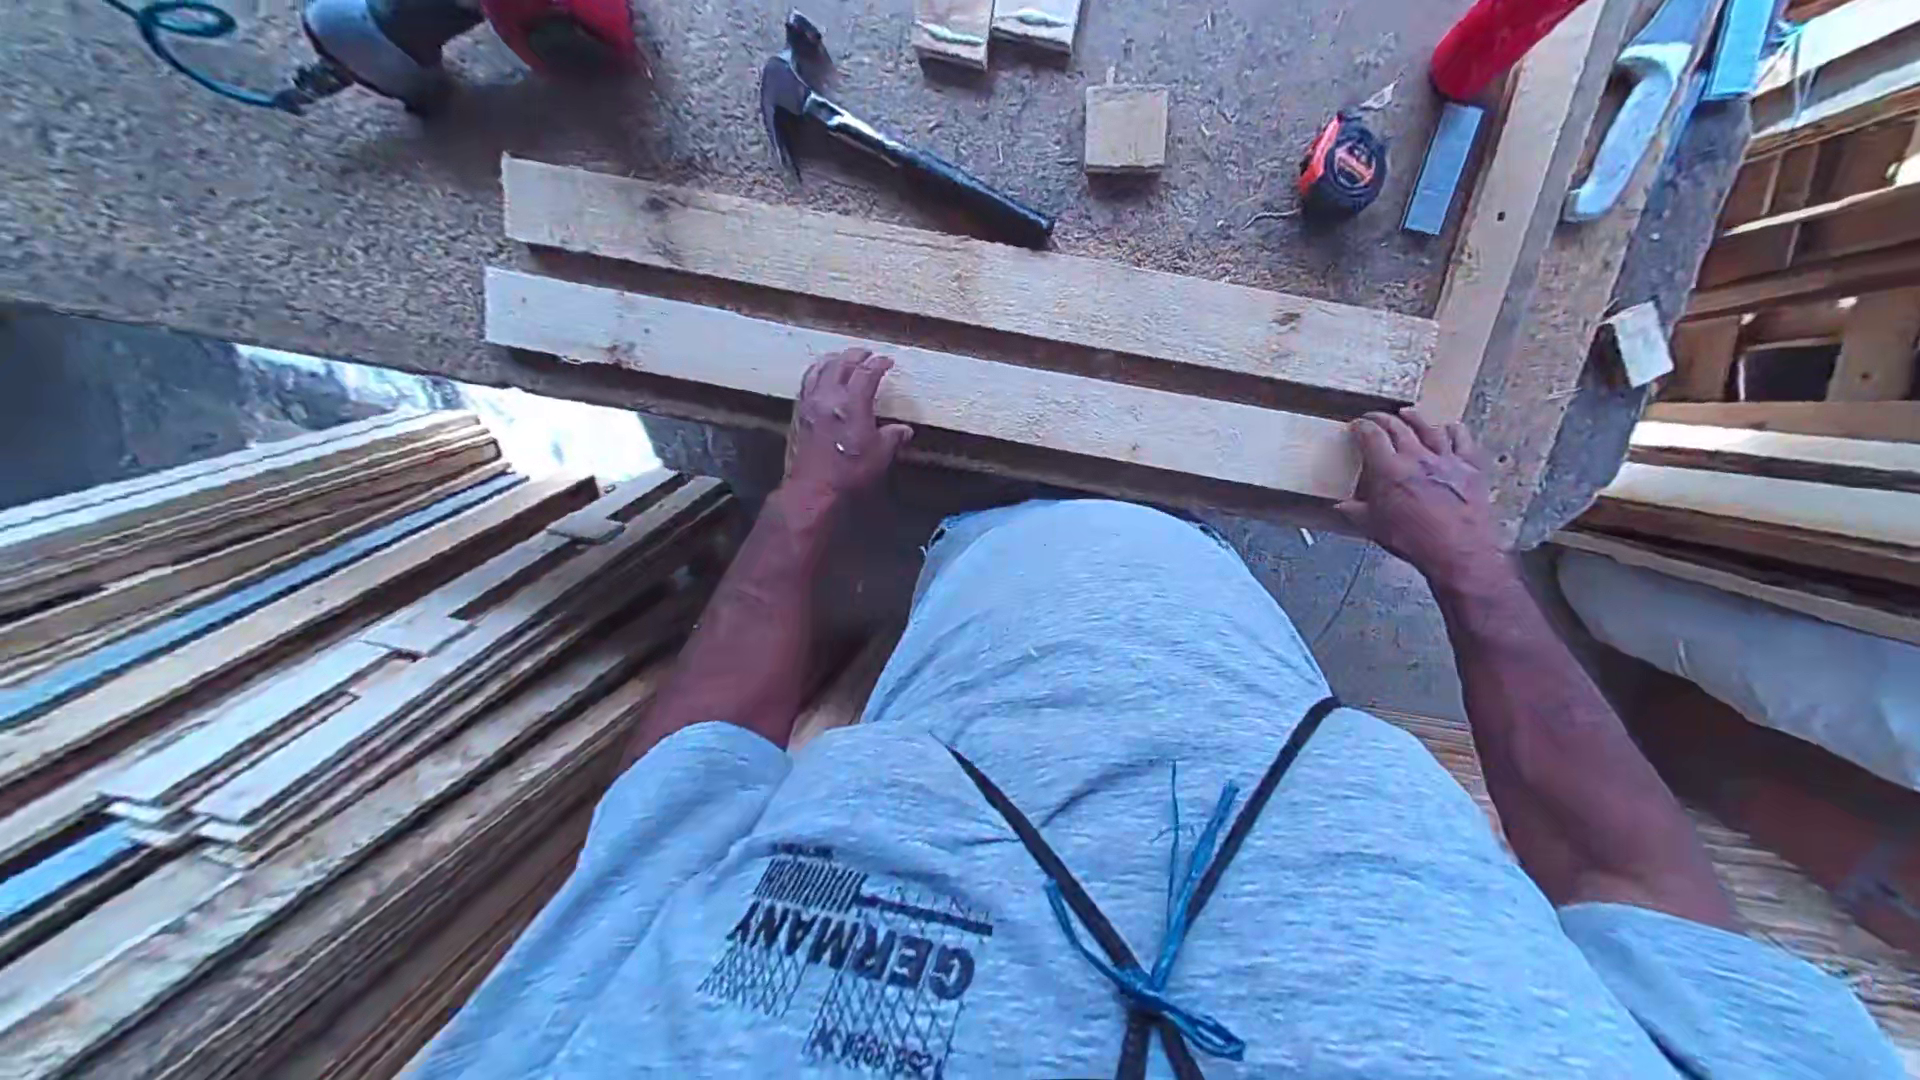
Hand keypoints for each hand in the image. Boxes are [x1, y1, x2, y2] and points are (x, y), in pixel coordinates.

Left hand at [782, 348, 913, 505]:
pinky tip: (821, 375)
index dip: (879, 364)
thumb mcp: (879, 455)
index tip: (887, 361)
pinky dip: (817, 371)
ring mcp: (811, 402)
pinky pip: (808, 381)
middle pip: (842, 363)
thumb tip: (904, 430)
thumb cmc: (849, 472)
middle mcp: (829, 396)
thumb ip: (892, 437)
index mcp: (852, 403)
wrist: (813, 488)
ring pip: (821, 368)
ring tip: (843, 358)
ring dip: (834, 359)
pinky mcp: (800, 412)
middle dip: (856, 355)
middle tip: (867, 353)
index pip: (867, 372)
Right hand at [1336, 408, 1506, 588]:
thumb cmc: (1412, 539)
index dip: (1362, 427)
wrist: (1458, 550)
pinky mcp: (1470, 468)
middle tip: (1374, 417)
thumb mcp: (1372, 526)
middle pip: (1398, 427)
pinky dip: (1453, 430)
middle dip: (1383, 419)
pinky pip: (1463, 440)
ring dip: (1415, 418)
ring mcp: (1446, 460)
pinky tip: (1449, 427)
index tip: (1356, 425)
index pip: (1372, 436)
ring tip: (1407, 412)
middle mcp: (1416, 458)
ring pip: (1429, 428)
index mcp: (1388, 470)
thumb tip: (1341, 506)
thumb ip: (1354, 511)